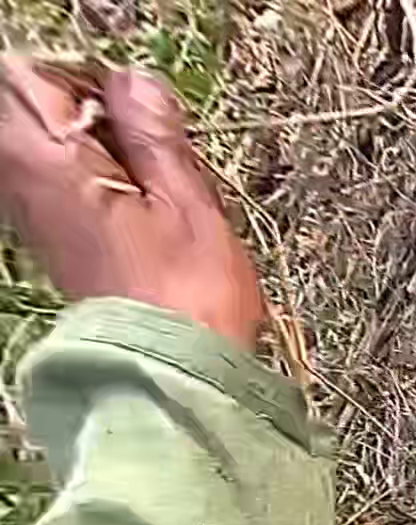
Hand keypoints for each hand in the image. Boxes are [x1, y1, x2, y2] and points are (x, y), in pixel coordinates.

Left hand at [0, 59, 263, 348]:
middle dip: (99, 118)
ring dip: (108, 153)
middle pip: (31, 103)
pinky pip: (61, 178)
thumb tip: (139, 83)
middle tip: (167, 158)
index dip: (96, 85)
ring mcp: (25, 200)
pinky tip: (150, 214)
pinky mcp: (49, 228)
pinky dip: (105, 182)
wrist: (173, 354)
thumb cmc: (191, 289)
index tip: (154, 117)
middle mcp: (11, 167)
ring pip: (50, 142)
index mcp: (39, 154)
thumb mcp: (191, 209)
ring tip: (166, 192)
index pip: (32, 72)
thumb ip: (156, 140)